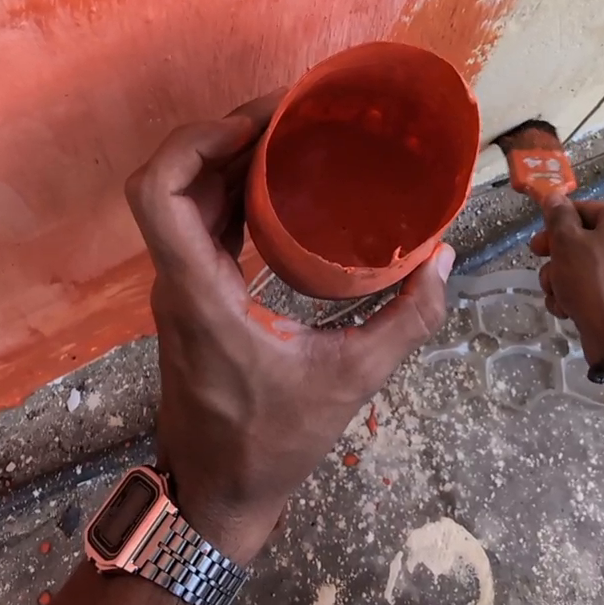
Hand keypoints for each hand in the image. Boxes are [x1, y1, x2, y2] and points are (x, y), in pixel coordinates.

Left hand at [124, 93, 452, 561]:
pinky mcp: (195, 291)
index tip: (254, 123)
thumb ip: (405, 320)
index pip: (159, 196)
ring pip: (184, 196)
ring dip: (226, 155)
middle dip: (222, 132)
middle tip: (288, 111)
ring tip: (289, 131)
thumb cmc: (272, 443)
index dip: (195, 143)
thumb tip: (444, 257)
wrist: (215, 493)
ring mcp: (181, 285)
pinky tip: (279, 179)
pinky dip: (231, 186)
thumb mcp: (351, 382)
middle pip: (172, 180)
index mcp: (200, 293)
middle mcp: (179, 278)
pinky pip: (201, 219)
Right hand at [529, 194, 603, 363]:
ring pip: (583, 264)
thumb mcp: (567, 242)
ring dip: (561, 278)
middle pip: (581, 238)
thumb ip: (558, 216)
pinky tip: (566, 307)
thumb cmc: (592, 282)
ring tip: (556, 293)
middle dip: (557, 257)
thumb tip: (554, 196)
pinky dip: (576, 293)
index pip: (581, 210)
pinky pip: (595, 284)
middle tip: (542, 266)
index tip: (539, 243)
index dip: (555, 225)